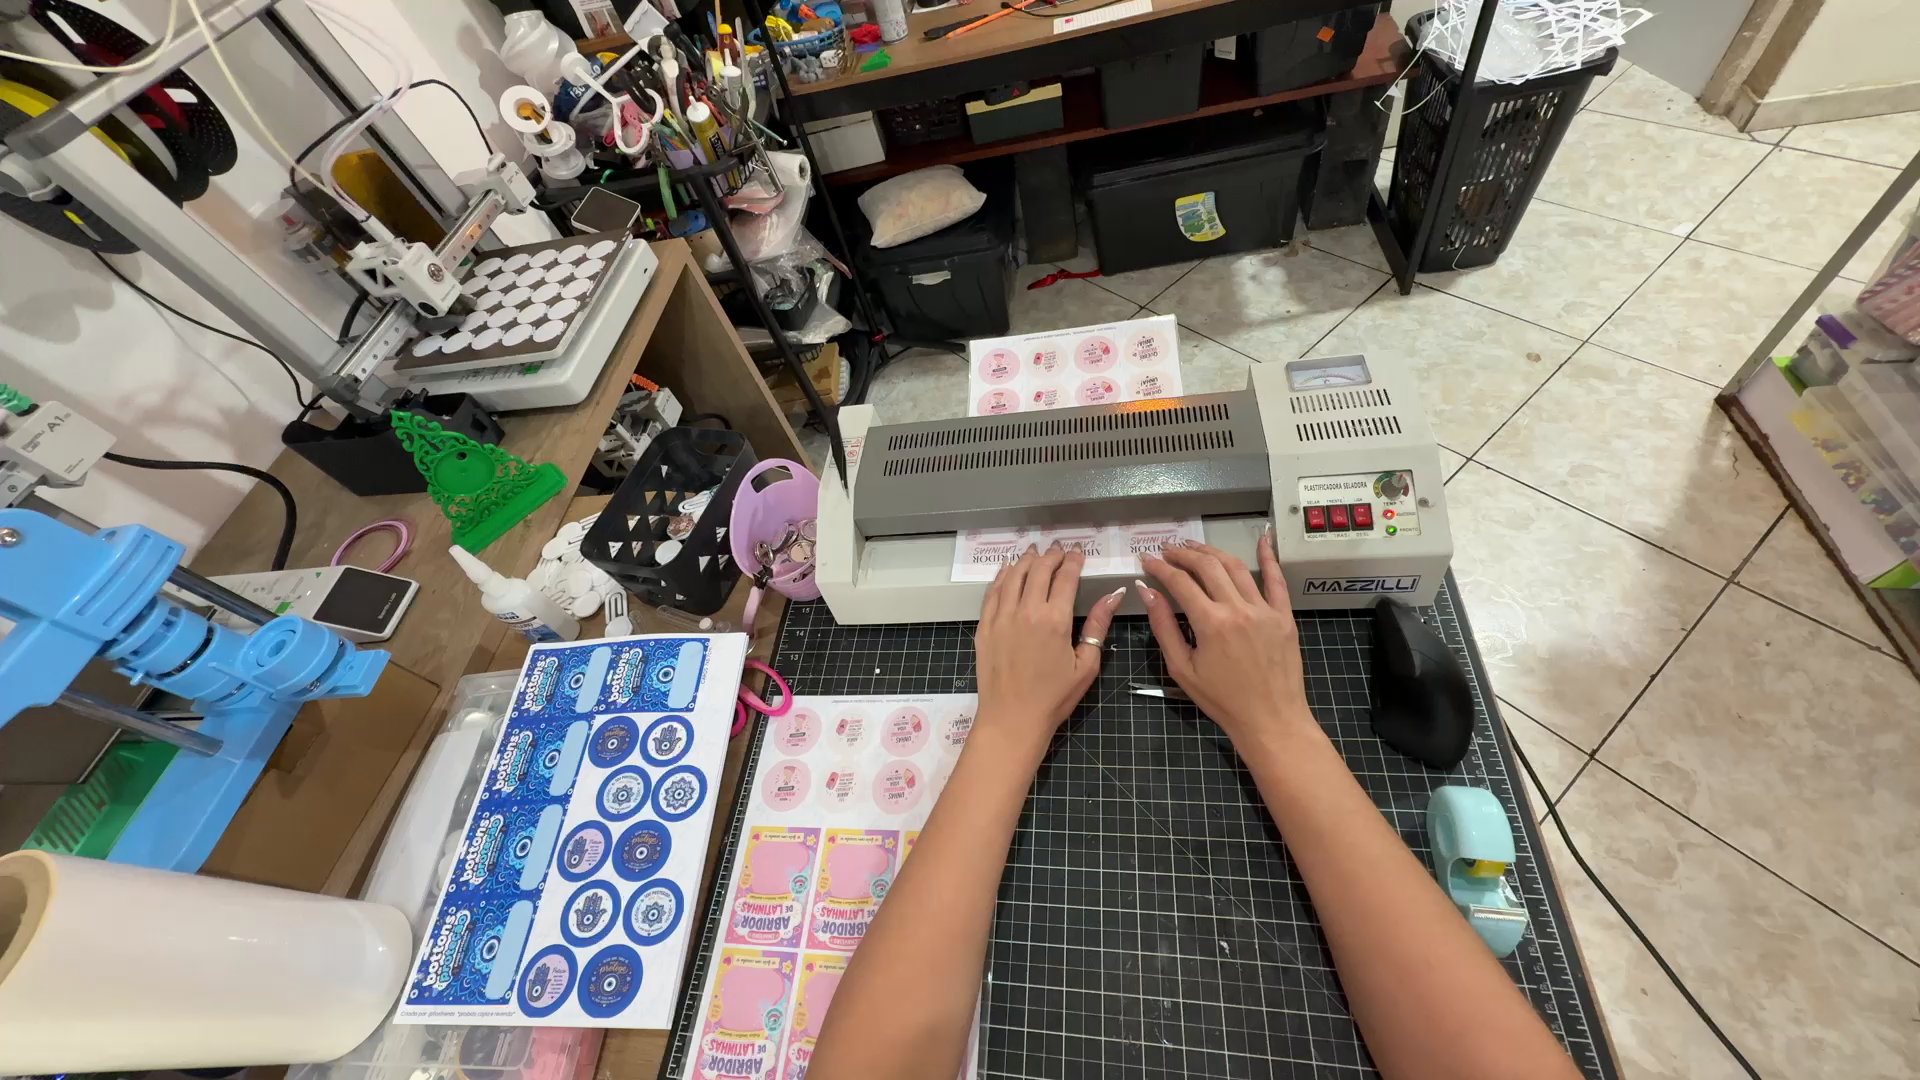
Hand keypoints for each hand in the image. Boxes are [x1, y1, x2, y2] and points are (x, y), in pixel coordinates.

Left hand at [973, 542, 1124, 763]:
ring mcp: (1001, 617)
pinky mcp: (984, 626)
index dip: (1073, 561)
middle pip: (1038, 570)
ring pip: (1013, 576)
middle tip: (1058, 548)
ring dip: (1026, 560)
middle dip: (1050, 555)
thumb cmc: (1054, 697)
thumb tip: (1114, 595)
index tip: (1078, 553)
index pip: (1065, 577)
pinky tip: (1007, 570)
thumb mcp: (1085, 665)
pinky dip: (1001, 576)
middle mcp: (1026, 611)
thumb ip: (1097, 626)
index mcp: (1054, 620)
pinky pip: (992, 592)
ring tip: (1034, 551)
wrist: (1012, 719)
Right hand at [1138, 533, 1315, 751]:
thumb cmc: (1222, 700)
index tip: (1147, 559)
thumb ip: (1164, 627)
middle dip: (1184, 554)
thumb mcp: (1182, 668)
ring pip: (1236, 567)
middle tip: (1168, 550)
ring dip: (1213, 553)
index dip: (1160, 567)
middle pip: (1208, 567)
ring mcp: (1264, 610)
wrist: (1271, 720)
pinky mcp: (1284, 616)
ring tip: (1195, 547)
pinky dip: (1268, 557)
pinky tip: (1262, 539)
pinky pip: (1276, 580)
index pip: (1180, 582)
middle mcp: (1238, 609)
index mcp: (1211, 623)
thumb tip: (1148, 591)